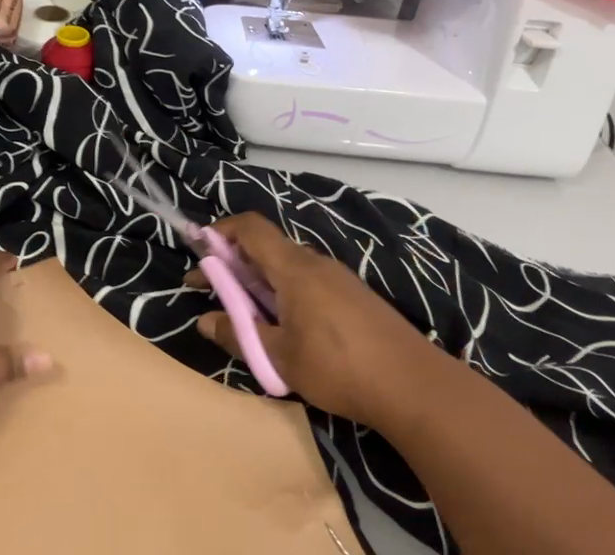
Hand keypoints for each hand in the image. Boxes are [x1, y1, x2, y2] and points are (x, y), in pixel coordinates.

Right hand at [188, 213, 440, 426]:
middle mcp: (315, 263)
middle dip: (234, 263)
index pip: (250, 228)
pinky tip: (286, 325)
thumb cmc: (339, 368)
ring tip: (247, 314)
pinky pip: (308, 281)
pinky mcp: (355, 297)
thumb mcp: (280, 358)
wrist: (415, 386)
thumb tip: (205, 320)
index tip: (199, 250)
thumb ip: (239, 335)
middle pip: (267, 247)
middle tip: (212, 291)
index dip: (221, 231)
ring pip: (288, 266)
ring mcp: (339, 279)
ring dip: (260, 280)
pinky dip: (285, 291)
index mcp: (294, 268)